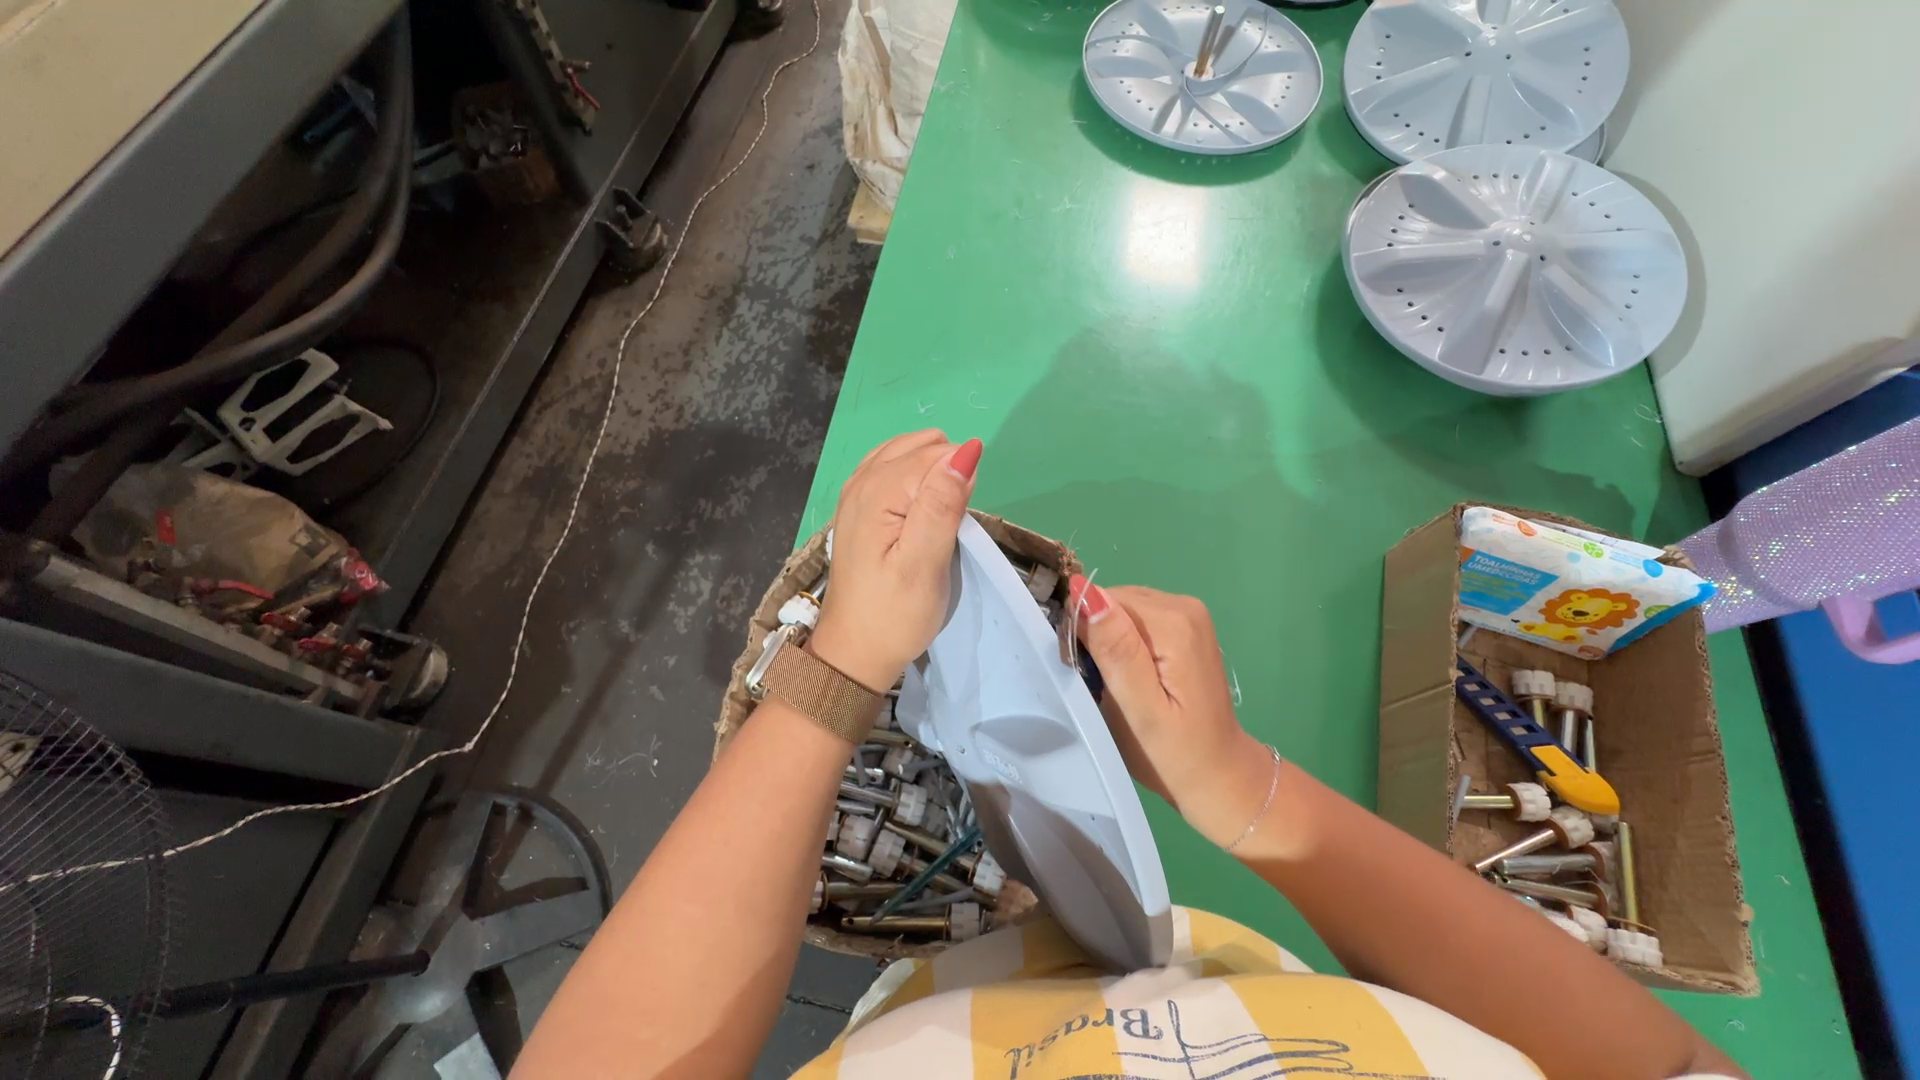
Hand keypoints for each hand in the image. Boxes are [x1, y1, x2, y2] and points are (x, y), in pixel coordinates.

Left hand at [809, 431, 981, 690]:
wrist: (855, 653)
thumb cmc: (894, 613)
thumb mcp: (925, 563)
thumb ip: (943, 504)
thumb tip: (966, 451)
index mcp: (878, 490)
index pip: (936, 454)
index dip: (959, 481)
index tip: (959, 523)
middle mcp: (862, 481)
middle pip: (921, 448)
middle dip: (946, 474)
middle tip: (951, 525)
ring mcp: (856, 493)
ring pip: (907, 453)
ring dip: (932, 474)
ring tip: (942, 517)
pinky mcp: (858, 508)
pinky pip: (891, 468)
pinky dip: (914, 476)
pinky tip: (922, 504)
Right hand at [1070, 577, 1276, 848]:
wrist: (1219, 775)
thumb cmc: (1174, 752)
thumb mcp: (1139, 708)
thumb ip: (1115, 648)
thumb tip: (1084, 591)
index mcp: (1174, 623)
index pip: (1104, 600)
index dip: (1083, 630)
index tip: (1083, 672)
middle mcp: (1183, 607)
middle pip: (1114, 601)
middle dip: (1094, 635)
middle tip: (1096, 684)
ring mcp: (1187, 615)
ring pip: (1121, 609)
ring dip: (1106, 640)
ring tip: (1110, 683)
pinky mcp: (1184, 627)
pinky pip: (1135, 619)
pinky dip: (1121, 642)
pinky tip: (1125, 675)